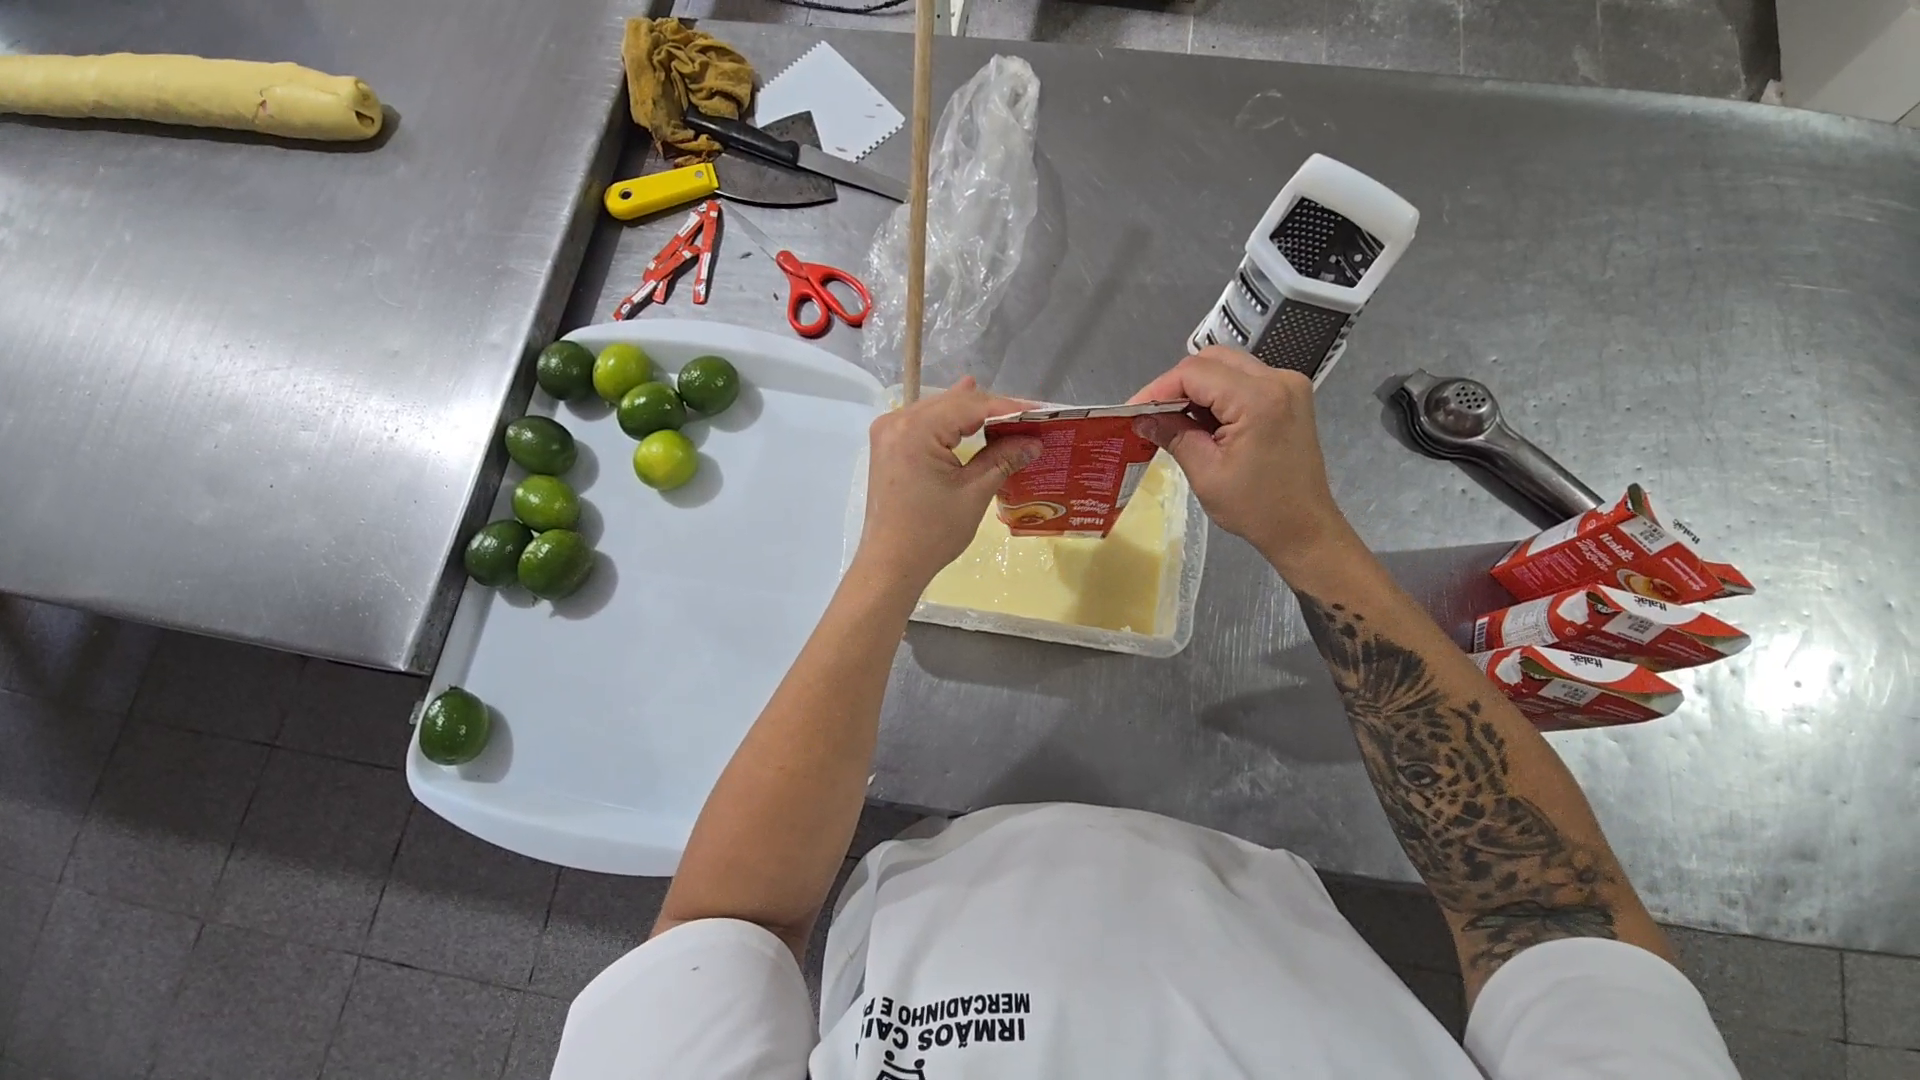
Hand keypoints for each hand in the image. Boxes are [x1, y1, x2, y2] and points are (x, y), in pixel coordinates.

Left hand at [853, 378, 1042, 588]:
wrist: (890, 564)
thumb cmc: (932, 533)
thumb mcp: (974, 493)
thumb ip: (1003, 458)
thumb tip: (1035, 441)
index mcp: (916, 429)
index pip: (970, 406)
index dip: (1008, 408)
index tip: (1040, 413)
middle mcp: (897, 421)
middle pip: (953, 404)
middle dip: (992, 410)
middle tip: (1029, 418)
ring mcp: (888, 432)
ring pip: (939, 411)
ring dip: (971, 415)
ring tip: (1008, 414)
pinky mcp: (888, 446)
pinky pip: (925, 424)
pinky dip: (950, 425)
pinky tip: (968, 417)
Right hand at [1129, 347, 1353, 570]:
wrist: (1304, 527)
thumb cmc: (1256, 508)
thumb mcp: (1206, 473)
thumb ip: (1174, 435)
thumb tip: (1142, 418)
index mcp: (1258, 399)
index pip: (1195, 373)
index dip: (1158, 389)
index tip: (1133, 411)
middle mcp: (1278, 380)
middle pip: (1212, 360)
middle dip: (1176, 385)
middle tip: (1153, 415)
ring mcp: (1288, 385)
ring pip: (1227, 366)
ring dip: (1197, 388)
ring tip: (1175, 420)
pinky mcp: (1289, 396)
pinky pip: (1243, 379)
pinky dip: (1218, 394)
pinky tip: (1203, 421)